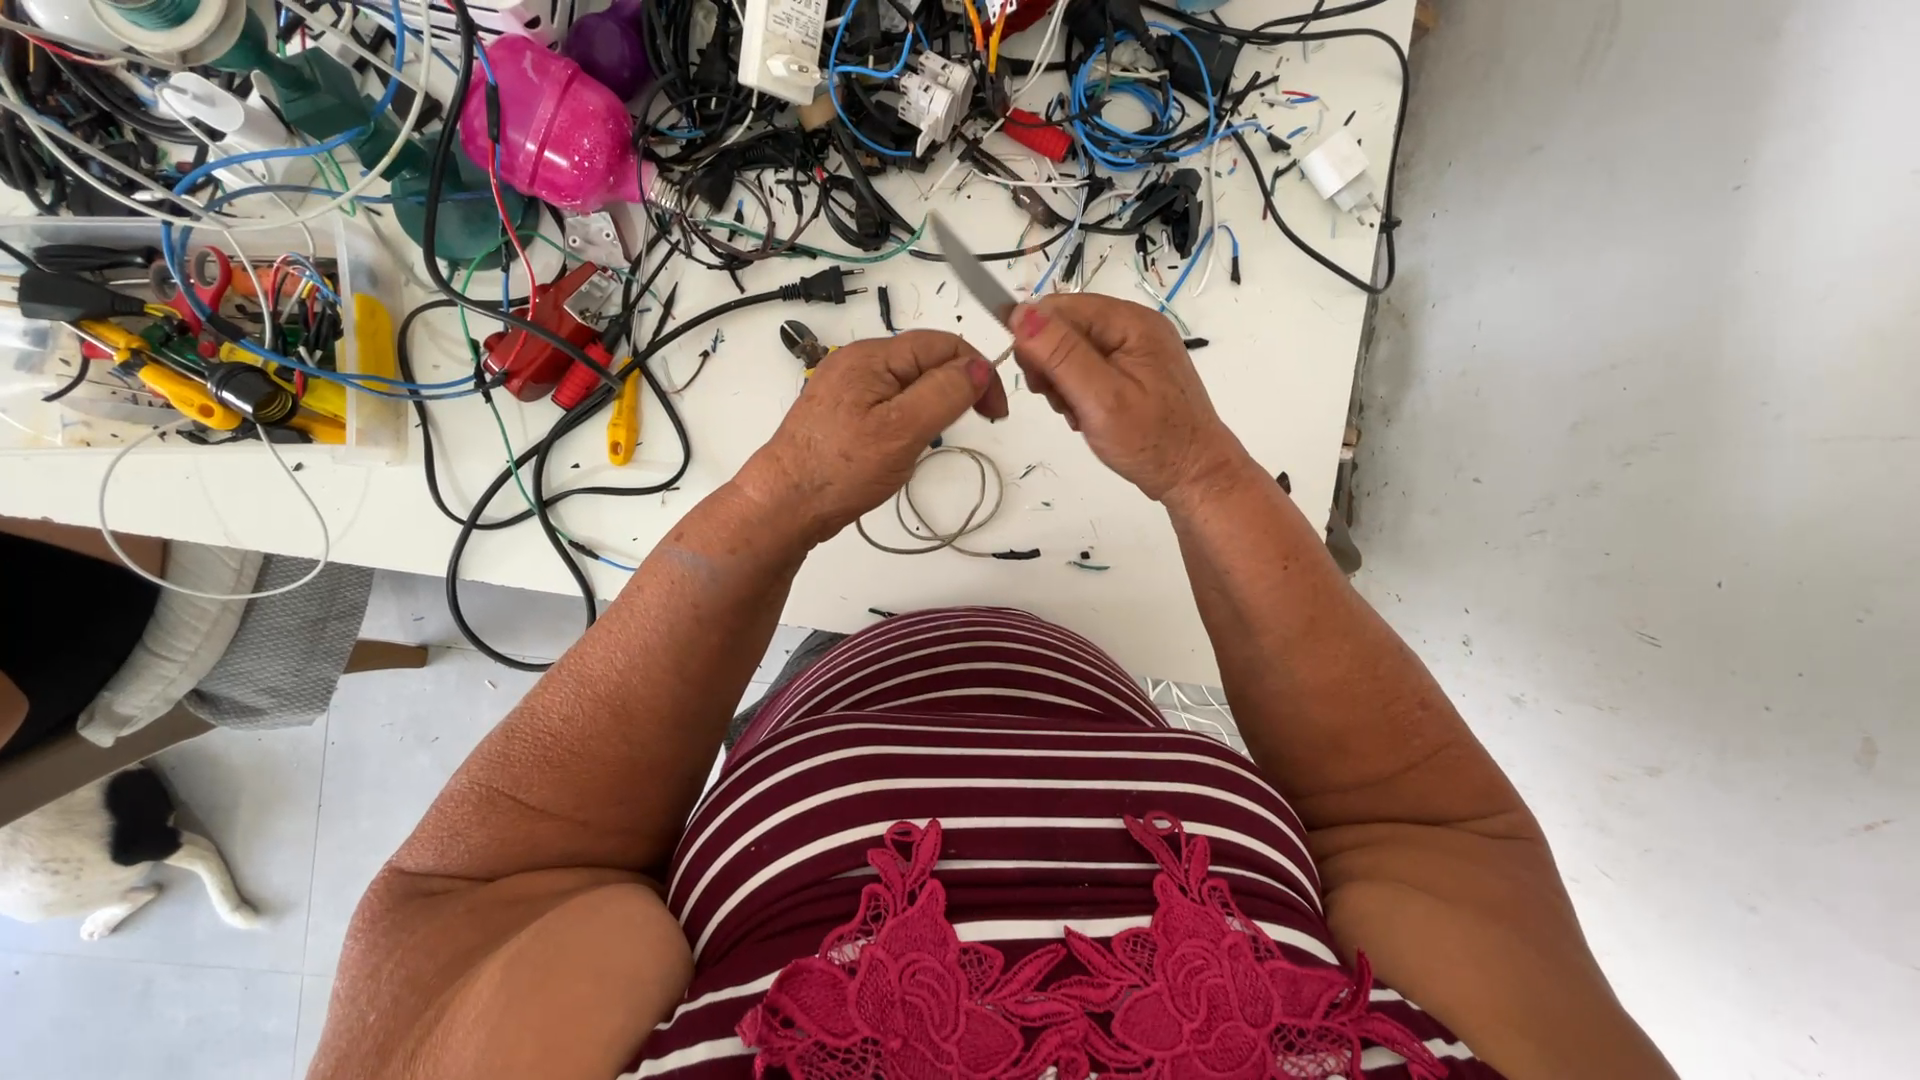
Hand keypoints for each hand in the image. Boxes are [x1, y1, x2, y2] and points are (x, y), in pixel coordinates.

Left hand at [737, 330, 1007, 543]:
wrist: (783, 505)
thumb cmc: (840, 469)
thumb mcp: (903, 429)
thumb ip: (945, 393)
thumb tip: (978, 367)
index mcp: (873, 356)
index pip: (944, 345)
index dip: (978, 373)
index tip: (995, 414)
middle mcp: (857, 362)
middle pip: (926, 361)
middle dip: (957, 389)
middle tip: (972, 427)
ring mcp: (846, 388)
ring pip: (909, 384)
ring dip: (933, 406)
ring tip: (930, 441)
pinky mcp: (841, 413)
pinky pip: (889, 404)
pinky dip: (909, 419)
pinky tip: (904, 446)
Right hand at [1009, 294, 1248, 501]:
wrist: (1193, 474)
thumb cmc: (1150, 441)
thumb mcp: (1100, 397)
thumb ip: (1060, 354)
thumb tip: (1021, 313)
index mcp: (1130, 321)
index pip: (1059, 307)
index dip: (1036, 339)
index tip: (1039, 383)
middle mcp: (1134, 325)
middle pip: (1065, 326)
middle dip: (1049, 363)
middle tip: (1061, 402)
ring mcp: (1135, 348)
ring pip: (1072, 349)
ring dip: (1061, 381)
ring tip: (1078, 412)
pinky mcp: (1133, 370)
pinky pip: (1088, 367)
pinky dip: (1077, 390)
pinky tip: (1086, 413)